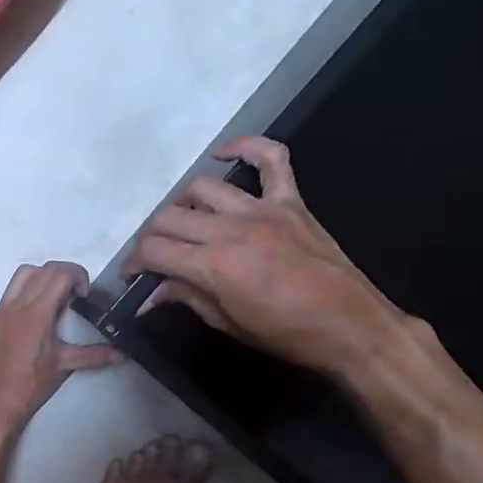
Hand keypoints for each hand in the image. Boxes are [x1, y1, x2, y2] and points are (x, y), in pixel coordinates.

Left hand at [0, 261, 121, 427]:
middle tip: (73, 296)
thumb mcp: (65, 365)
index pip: (59, 273)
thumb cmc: (34, 383)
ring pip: (22, 275)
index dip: (78, 276)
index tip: (83, 295)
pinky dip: (24, 295)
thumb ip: (95, 355)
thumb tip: (122, 354)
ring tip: (52, 299)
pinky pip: (8, 295)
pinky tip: (31, 319)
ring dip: (42, 277)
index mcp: (36, 312)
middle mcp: (15, 304)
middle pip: (43, 269)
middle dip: (63, 275)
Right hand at [127, 136, 405, 376]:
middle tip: (155, 258)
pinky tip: (224, 154)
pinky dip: (247, 147)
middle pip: (170, 217)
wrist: (349, 326)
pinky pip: (271, 158)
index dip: (134, 264)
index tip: (133, 276)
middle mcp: (231, 229)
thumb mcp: (228, 324)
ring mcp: (262, 209)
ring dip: (183, 205)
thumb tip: (151, 296)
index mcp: (213, 266)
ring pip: (204, 188)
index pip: (154, 251)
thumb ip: (187, 298)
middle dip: (152, 239)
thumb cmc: (286, 335)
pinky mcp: (290, 201)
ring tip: (184, 224)